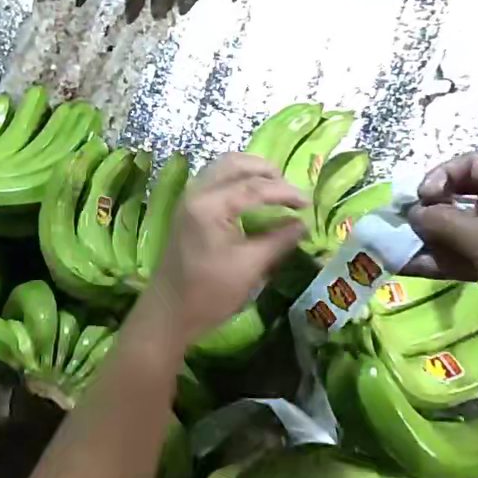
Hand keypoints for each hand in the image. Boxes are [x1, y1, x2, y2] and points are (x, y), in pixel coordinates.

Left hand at [137, 153, 306, 346]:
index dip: (285, 192)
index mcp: (210, 206)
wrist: (168, 313)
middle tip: (291, 191)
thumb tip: (303, 224)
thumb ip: (279, 239)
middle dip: (268, 172)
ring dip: (252, 170)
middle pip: (236, 164)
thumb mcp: (250, 267)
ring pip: (224, 166)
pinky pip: (216, 177)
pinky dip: (237, 177)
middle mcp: (197, 192)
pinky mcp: (188, 206)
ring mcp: (189, 197)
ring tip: (276, 187)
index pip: (254, 187)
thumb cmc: (209, 293)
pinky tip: (253, 193)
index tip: (309, 203)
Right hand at [402, 154, 477, 357]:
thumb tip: (414, 213)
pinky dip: (440, 262)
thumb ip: (446, 223)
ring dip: (429, 241)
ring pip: (458, 233)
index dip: (442, 176)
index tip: (421, 198)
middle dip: (430, 212)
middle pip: (461, 199)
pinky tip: (411, 268)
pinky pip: (464, 259)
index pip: (471, 166)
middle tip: (401, 228)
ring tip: (397, 251)